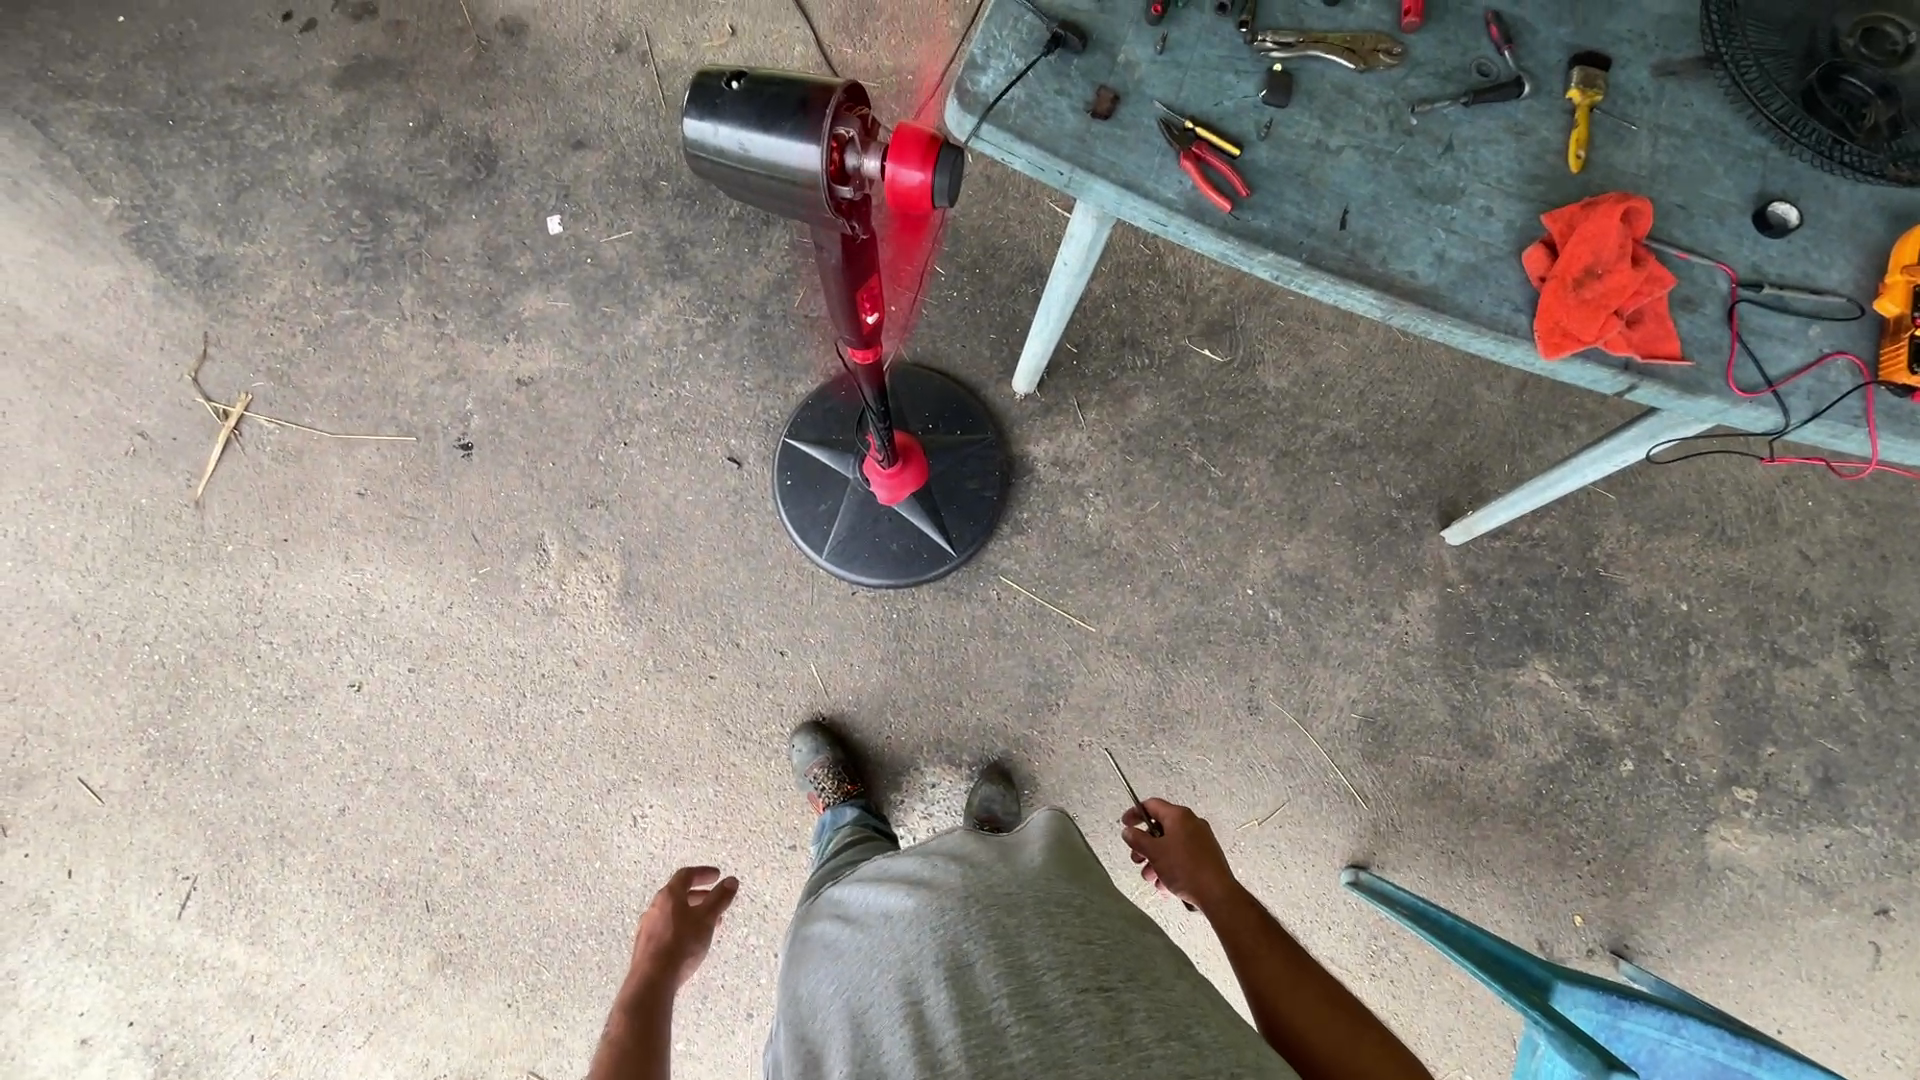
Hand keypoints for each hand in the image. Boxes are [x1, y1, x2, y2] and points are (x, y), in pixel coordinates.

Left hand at [623, 866, 738, 997]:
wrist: (652, 981)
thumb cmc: (682, 943)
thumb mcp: (707, 918)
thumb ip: (720, 898)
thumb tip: (732, 880)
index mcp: (668, 895)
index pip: (686, 875)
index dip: (703, 873)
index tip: (717, 876)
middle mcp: (655, 907)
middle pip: (678, 894)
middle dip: (699, 895)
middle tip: (715, 900)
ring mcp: (647, 927)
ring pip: (673, 912)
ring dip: (692, 913)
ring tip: (708, 924)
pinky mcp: (645, 946)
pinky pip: (666, 928)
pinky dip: (681, 926)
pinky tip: (690, 941)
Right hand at [1119, 798, 1238, 911]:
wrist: (1217, 894)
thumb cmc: (1185, 869)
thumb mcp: (1154, 852)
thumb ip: (1137, 839)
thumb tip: (1128, 832)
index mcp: (1179, 816)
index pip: (1151, 805)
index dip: (1134, 814)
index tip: (1125, 825)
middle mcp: (1191, 823)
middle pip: (1160, 828)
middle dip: (1145, 846)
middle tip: (1137, 859)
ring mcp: (1201, 840)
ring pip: (1170, 845)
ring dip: (1156, 861)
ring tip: (1152, 878)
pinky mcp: (1206, 856)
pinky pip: (1182, 856)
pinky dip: (1170, 867)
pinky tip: (1165, 884)